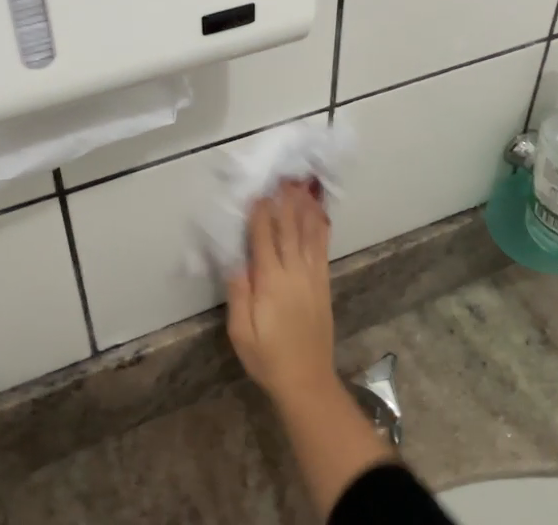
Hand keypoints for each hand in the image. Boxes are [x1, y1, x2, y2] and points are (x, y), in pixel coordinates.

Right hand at [225, 181, 337, 407]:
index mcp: (270, 283)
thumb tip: (234, 259)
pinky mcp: (323, 284)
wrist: (307, 381)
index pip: (263, 239)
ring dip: (303, 207)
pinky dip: (320, 227)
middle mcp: (293, 273)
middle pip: (287, 229)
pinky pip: (322, 248)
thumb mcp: (241, 331)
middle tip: (280, 176)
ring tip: (299, 185)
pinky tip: (318, 214)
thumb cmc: (267, 358)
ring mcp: (312, 277)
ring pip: (307, 234)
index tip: (257, 190)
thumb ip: (239, 292)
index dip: (260, 213)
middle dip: (283, 201)